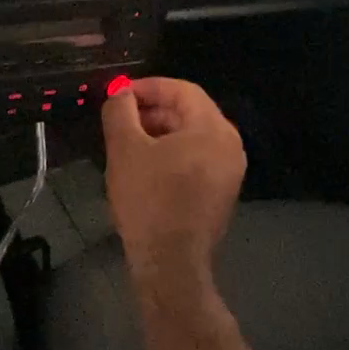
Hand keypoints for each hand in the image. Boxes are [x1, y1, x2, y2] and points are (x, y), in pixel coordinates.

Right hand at [102, 78, 246, 279]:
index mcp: (212, 129)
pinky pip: (196, 158)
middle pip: (189, 111)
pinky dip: (171, 152)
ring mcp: (230, 171)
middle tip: (120, 118)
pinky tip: (145, 166)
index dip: (147, 87)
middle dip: (152, 109)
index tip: (118, 95)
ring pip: (191, 135)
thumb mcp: (124, 148)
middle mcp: (230, 146)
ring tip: (127, 142)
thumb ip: (120, 110)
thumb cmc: (148, 199)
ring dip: (159, 131)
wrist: (170, 263)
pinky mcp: (222, 192)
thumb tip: (120, 94)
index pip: (181, 90)